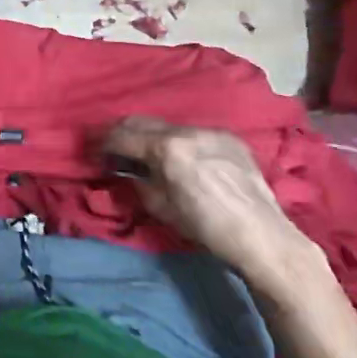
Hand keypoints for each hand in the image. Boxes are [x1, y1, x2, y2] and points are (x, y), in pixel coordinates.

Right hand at [101, 117, 317, 276]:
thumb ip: (138, 182)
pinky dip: (180, 142)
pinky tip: (183, 160)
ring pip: (169, 126)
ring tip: (148, 155)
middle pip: (143, 121)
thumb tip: (126, 171)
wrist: (261, 236)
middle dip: (123, 133)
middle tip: (112, 148)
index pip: (123, 136)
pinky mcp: (230, 137)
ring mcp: (211, 131)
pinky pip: (194, 134)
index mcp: (167, 148)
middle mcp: (187, 131)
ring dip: (153, 136)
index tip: (95, 153)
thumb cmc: (206, 228)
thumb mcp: (161, 208)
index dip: (103, 144)